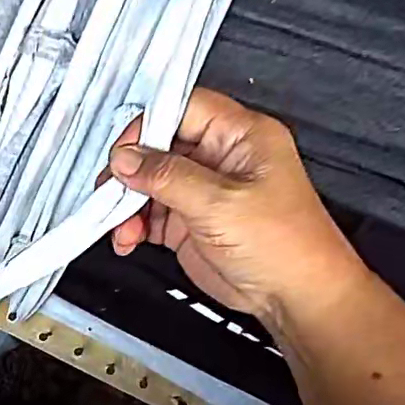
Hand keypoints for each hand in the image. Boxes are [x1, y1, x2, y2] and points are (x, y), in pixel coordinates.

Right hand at [107, 89, 369, 326]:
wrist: (292, 295)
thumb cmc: (285, 245)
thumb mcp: (220, 203)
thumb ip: (168, 177)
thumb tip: (128, 158)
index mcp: (239, 136)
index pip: (183, 109)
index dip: (148, 126)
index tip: (123, 152)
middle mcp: (219, 160)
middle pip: (159, 148)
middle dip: (130, 172)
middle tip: (112, 190)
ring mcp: (202, 192)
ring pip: (148, 185)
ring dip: (128, 206)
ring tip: (123, 227)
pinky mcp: (189, 223)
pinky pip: (150, 216)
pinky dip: (133, 227)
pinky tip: (129, 238)